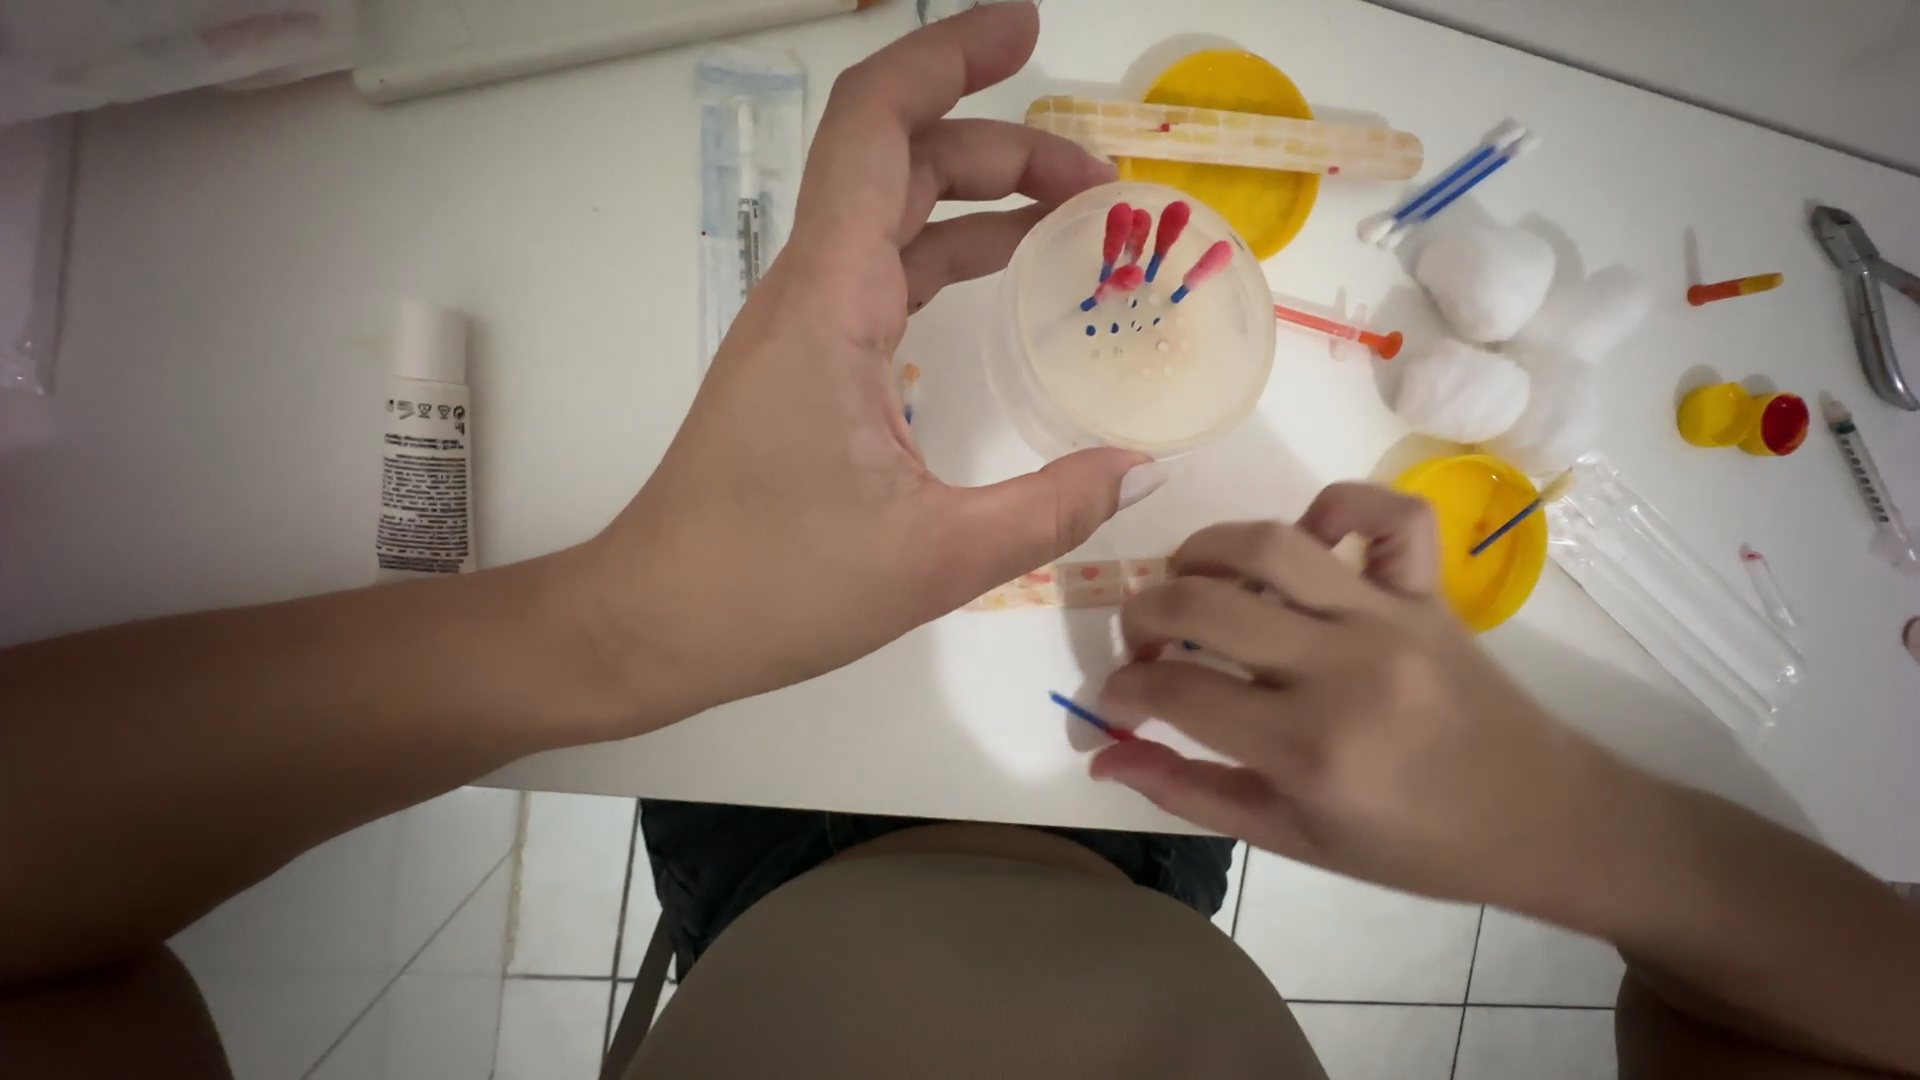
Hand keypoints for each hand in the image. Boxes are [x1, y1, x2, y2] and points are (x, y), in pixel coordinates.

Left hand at [571, 3, 1150, 733]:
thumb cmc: (777, 587)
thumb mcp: (938, 557)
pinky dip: (939, 264)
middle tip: (1093, 186)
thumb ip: (1053, 509)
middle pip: (896, 166)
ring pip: (886, 224)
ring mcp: (797, 332)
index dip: (950, 58)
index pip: (877, 128)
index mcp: (828, 307)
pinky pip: (874, 283)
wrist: (657, 623)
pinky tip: (990, 290)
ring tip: (1066, 226)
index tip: (1026, 31)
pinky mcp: (797, 371)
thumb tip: (1145, 468)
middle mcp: (805, 297)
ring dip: (972, 206)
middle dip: (997, 148)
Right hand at [1090, 483, 1643, 909]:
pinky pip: (1386, 515)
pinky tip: (1304, 537)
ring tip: (1189, 578)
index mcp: (1309, 748)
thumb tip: (1103, 759)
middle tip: (1140, 638)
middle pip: (1203, 603)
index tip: (1115, 697)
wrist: (1547, 823)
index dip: (1122, 690)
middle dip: (1142, 613)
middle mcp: (1343, 669)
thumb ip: (1188, 793)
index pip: (1176, 691)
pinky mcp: (1428, 592)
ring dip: (1203, 549)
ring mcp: (1390, 618)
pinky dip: (1334, 505)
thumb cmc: (1409, 843)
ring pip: (1269, 543)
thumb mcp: (1289, 839)